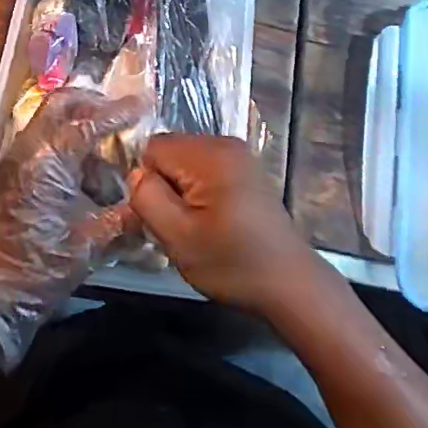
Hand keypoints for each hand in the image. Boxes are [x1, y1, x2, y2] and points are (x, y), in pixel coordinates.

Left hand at [0, 90, 147, 366]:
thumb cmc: (30, 267)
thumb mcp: (85, 248)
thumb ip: (121, 221)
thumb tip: (150, 206)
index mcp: (48, 161)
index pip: (88, 122)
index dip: (119, 112)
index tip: (144, 104)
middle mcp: (28, 150)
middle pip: (60, 105)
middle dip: (92, 104)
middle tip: (120, 117)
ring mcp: (13, 160)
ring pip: (51, 127)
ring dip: (81, 135)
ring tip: (108, 169)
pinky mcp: (6, 175)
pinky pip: (42, 148)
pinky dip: (66, 153)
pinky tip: (85, 185)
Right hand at [128, 134, 322, 316]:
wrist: (290, 284)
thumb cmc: (232, 263)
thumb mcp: (178, 237)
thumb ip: (148, 198)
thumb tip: (136, 174)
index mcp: (209, 154)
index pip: (152, 149)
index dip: (148, 182)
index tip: (162, 216)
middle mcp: (225, 144)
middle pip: (170, 152)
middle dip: (164, 185)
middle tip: (178, 226)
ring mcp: (239, 156)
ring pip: (185, 162)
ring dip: (180, 191)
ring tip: (196, 226)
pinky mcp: (246, 170)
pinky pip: (204, 169)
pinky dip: (199, 192)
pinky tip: (213, 221)